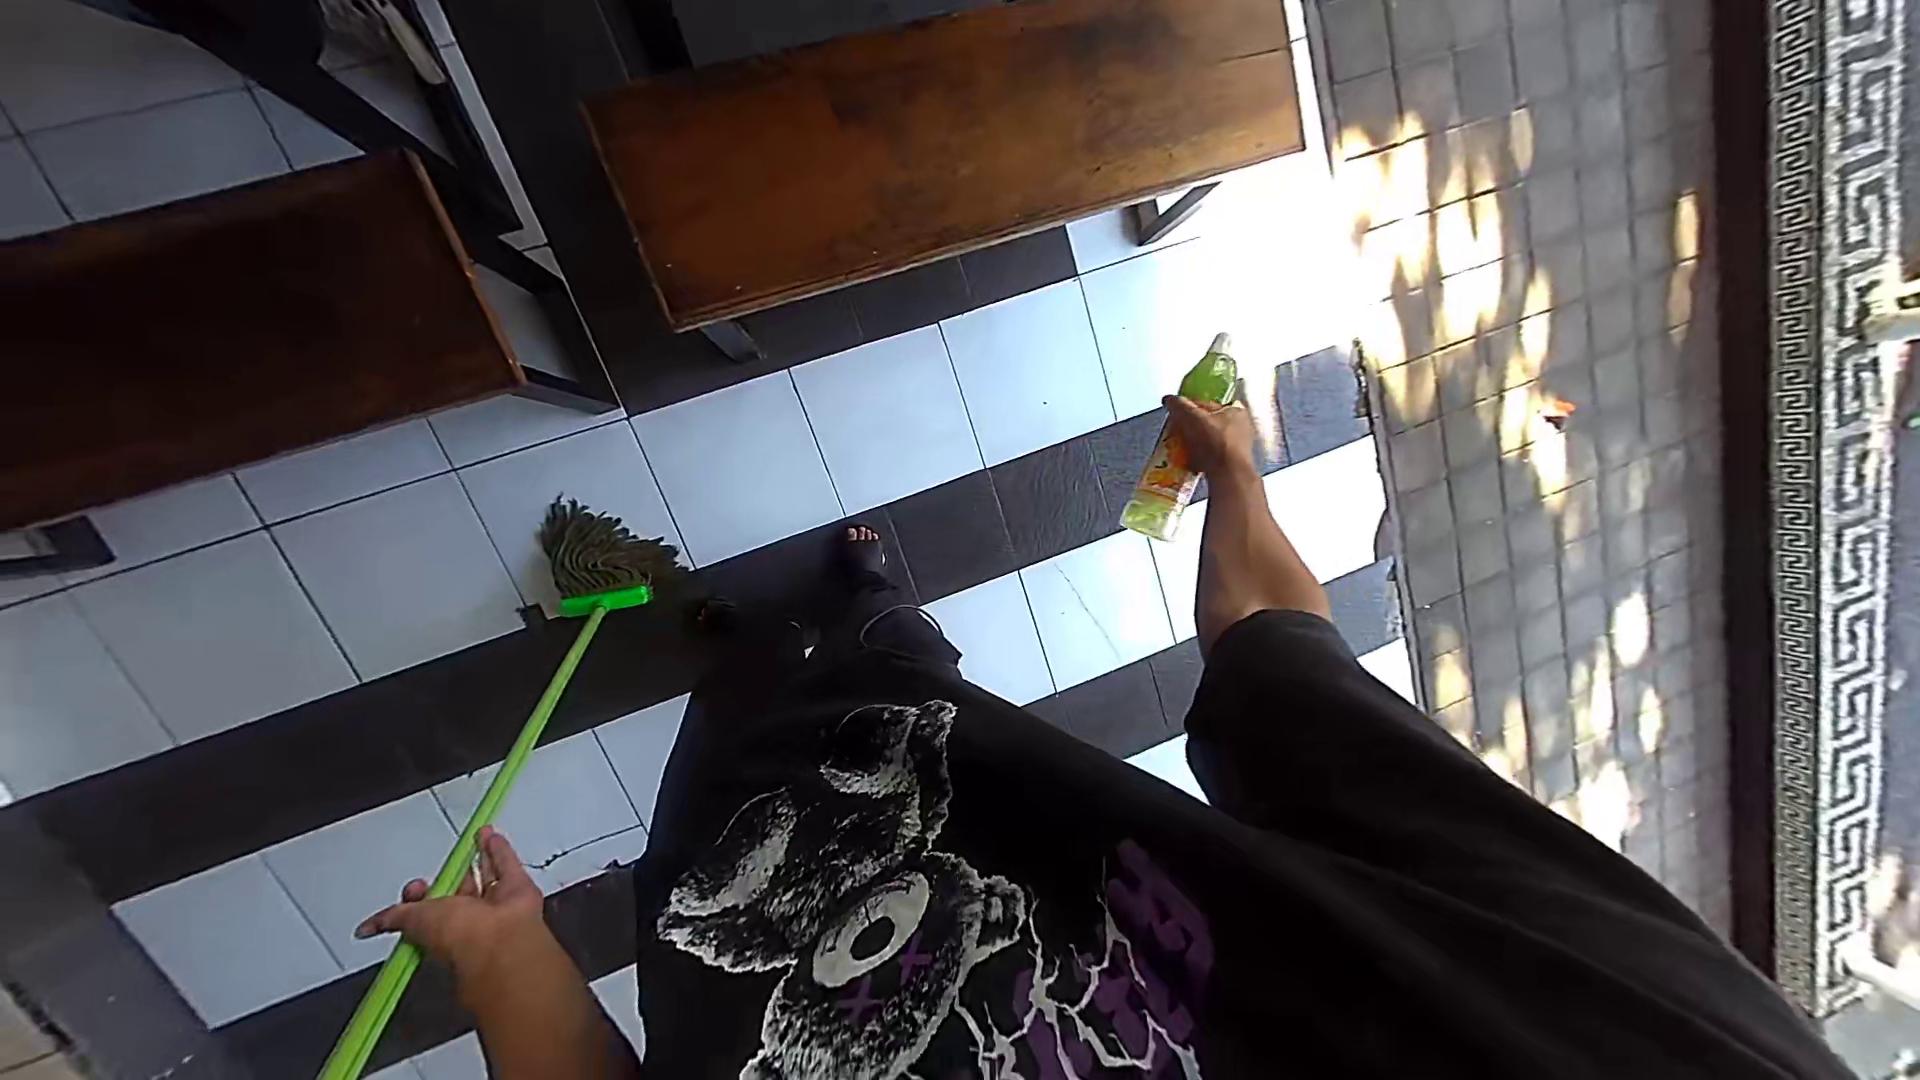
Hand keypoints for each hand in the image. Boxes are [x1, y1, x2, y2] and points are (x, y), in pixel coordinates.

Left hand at [355, 826, 548, 986]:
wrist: (499, 933)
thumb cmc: (459, 936)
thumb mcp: (414, 921)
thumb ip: (393, 917)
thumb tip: (364, 929)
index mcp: (439, 926)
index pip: (427, 908)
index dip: (421, 895)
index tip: (416, 885)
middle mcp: (467, 914)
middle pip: (459, 888)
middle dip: (453, 872)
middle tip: (450, 857)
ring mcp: (493, 900)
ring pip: (486, 873)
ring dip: (481, 853)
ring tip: (478, 836)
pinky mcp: (516, 886)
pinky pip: (507, 863)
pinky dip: (500, 849)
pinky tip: (492, 837)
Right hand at [1162, 395, 1255, 481]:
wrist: (1227, 474)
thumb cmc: (1214, 441)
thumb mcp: (1191, 417)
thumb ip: (1178, 405)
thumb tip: (1168, 399)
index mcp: (1236, 410)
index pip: (1211, 403)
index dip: (1194, 407)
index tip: (1180, 415)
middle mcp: (1241, 427)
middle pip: (1210, 424)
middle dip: (1193, 429)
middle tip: (1178, 433)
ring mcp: (1238, 447)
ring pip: (1210, 442)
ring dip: (1195, 445)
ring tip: (1181, 449)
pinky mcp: (1232, 464)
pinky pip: (1212, 458)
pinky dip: (1200, 459)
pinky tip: (1189, 462)